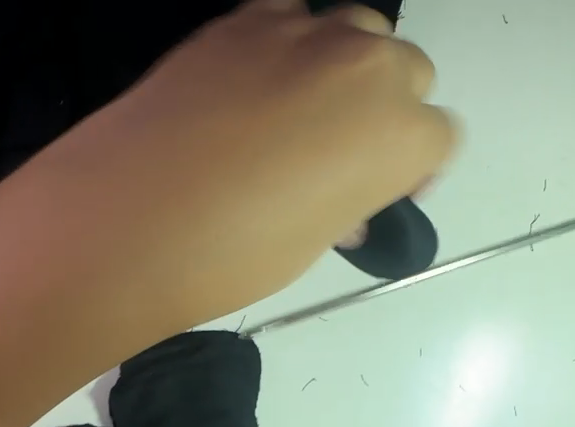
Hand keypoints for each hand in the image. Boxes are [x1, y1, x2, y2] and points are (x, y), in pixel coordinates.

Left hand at [0, 0, 455, 342]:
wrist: (135, 220)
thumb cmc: (233, 255)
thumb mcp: (311, 243)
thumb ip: (347, 204)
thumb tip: (347, 198)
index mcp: (399, 133)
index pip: (439, 139)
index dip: (414, 171)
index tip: (384, 192)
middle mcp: (366, 65)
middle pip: (408, 73)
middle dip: (386, 113)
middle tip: (341, 158)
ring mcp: (304, 31)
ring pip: (356, 32)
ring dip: (343, 71)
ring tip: (297, 119)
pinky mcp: (245, 18)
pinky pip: (290, 22)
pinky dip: (286, 52)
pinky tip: (250, 95)